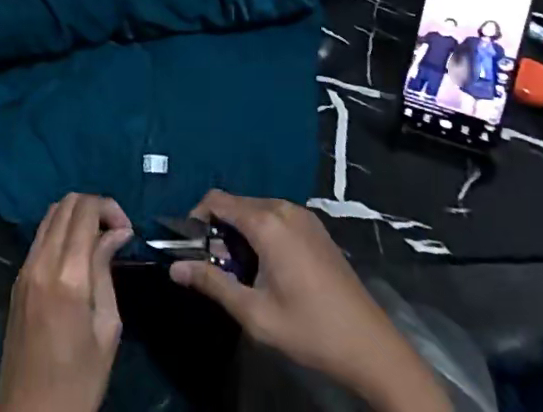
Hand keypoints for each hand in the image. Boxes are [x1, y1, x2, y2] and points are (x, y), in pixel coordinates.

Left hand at [0, 193, 133, 411]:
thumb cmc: (78, 381)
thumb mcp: (107, 327)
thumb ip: (106, 271)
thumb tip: (117, 233)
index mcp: (67, 275)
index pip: (85, 209)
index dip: (111, 208)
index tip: (127, 231)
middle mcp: (40, 263)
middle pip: (65, 203)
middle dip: (95, 206)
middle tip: (116, 232)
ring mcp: (24, 271)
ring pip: (50, 216)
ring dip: (77, 216)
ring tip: (99, 240)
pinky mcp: (17, 282)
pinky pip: (40, 237)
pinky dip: (61, 231)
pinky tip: (79, 255)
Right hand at [169, 191, 450, 411]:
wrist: (367, 342)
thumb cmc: (307, 327)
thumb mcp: (254, 312)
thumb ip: (212, 283)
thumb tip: (175, 267)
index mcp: (267, 222)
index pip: (218, 200)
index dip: (196, 218)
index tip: (188, 247)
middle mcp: (284, 208)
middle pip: (237, 204)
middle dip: (218, 229)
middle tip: (213, 268)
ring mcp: (303, 216)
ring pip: (257, 210)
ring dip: (239, 233)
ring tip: (238, 272)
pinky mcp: (315, 227)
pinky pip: (276, 217)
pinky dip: (261, 233)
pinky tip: (265, 268)